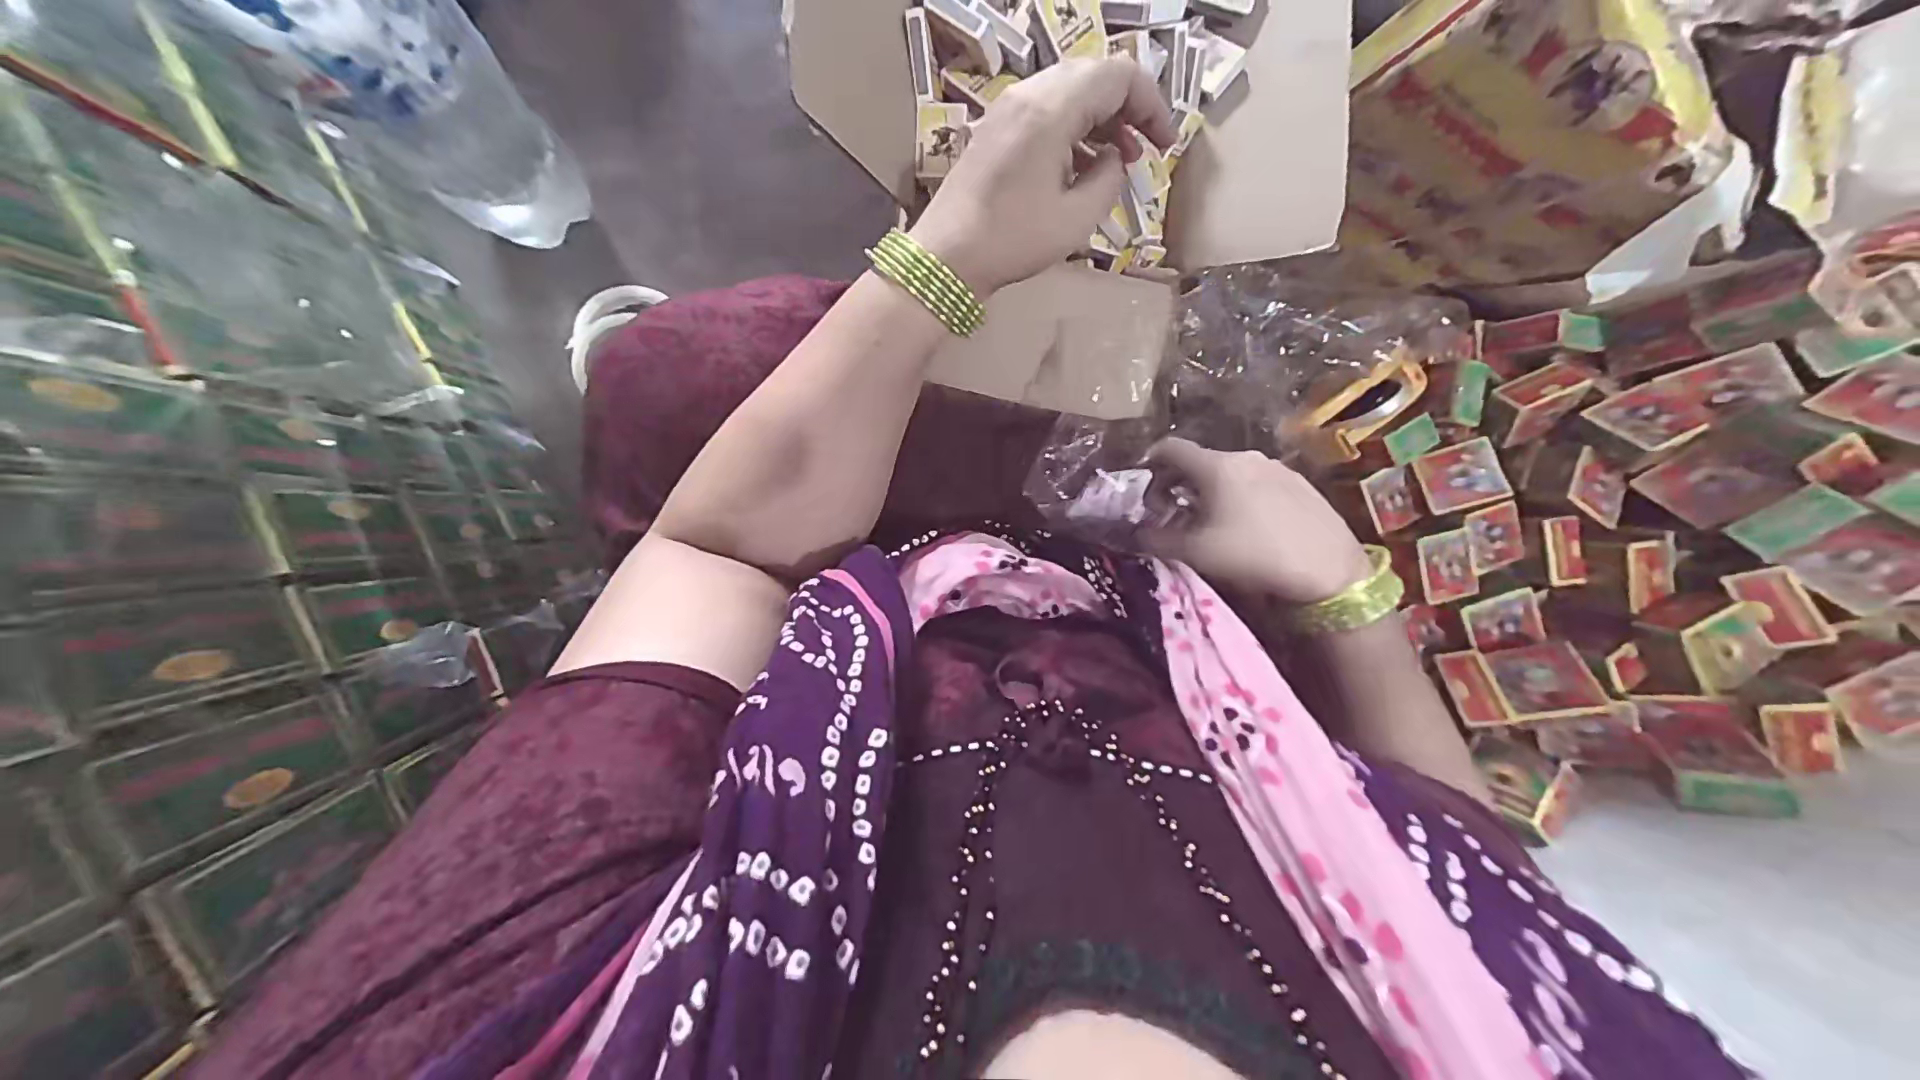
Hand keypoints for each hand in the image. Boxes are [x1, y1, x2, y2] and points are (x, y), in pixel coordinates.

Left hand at [908, 57, 1176, 295]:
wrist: (946, 258)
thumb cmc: (1012, 241)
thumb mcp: (1076, 219)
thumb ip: (1108, 179)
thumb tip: (1113, 159)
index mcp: (1052, 109)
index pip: (1120, 76)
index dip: (1152, 105)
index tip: (1164, 145)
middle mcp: (1028, 95)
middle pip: (1093, 76)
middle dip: (1127, 109)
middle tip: (1141, 152)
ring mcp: (1006, 110)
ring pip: (1068, 92)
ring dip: (1099, 120)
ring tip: (1113, 163)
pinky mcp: (994, 131)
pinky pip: (1044, 112)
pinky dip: (1070, 130)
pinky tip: (1077, 167)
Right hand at [1140, 439, 1374, 604]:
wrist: (1329, 569)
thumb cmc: (1252, 555)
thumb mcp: (1194, 552)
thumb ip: (1156, 539)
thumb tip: (1133, 533)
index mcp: (1215, 465)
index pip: (1170, 448)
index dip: (1149, 463)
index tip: (1142, 487)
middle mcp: (1245, 456)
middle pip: (1200, 460)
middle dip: (1178, 483)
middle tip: (1171, 512)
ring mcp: (1276, 467)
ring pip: (1230, 472)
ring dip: (1210, 491)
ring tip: (1210, 522)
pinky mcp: (1299, 483)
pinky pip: (1257, 481)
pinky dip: (1240, 495)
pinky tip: (1247, 525)